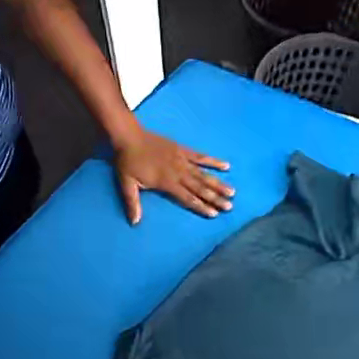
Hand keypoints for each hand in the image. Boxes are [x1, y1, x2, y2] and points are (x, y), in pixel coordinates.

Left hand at [112, 126, 232, 223]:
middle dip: (215, 198)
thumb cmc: (127, 162)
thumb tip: (135, 222)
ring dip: (218, 183)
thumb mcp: (126, 184)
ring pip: (203, 174)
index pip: (187, 197)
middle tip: (230, 206)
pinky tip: (226, 166)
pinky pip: (201, 156)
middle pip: (200, 187)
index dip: (201, 206)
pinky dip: (213, 161)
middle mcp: (178, 172)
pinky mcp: (182, 149)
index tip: (214, 214)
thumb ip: (132, 203)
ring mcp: (182, 160)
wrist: (129, 136)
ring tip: (232, 191)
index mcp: (167, 182)